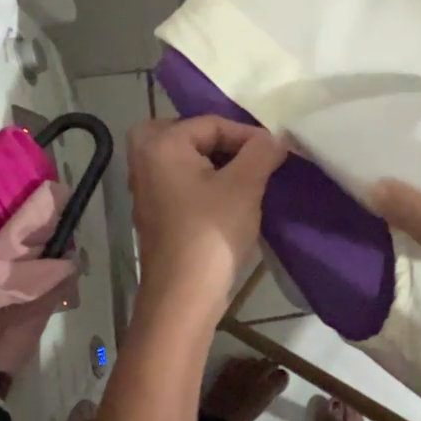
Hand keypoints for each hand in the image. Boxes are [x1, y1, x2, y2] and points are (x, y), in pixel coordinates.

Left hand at [128, 117, 287, 324]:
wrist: (183, 296)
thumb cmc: (211, 233)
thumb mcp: (244, 186)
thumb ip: (261, 152)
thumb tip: (276, 137)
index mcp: (161, 144)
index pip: (212, 123)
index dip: (248, 136)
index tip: (276, 153)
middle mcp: (144, 160)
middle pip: (189, 135)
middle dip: (222, 143)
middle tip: (250, 158)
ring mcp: (145, 189)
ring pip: (184, 160)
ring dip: (215, 164)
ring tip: (247, 179)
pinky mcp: (154, 214)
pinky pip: (180, 183)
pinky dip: (203, 184)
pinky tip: (230, 200)